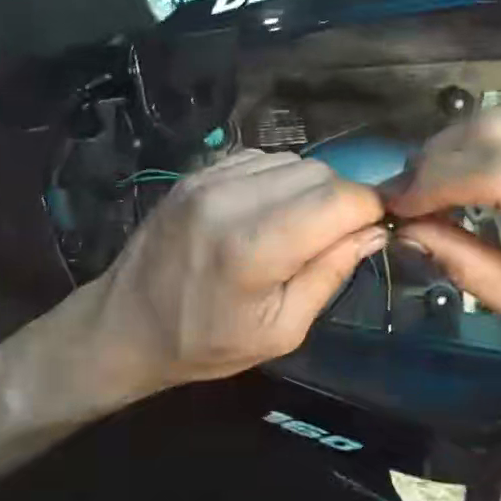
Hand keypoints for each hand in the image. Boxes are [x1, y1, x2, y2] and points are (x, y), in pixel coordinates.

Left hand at [87, 150, 387, 394]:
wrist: (125, 323)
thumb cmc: (204, 342)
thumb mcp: (281, 330)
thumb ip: (330, 274)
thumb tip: (374, 231)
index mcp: (252, 246)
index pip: (339, 200)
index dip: (370, 211)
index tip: (375, 231)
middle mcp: (231, 197)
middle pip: (320, 173)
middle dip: (343, 201)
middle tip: (336, 237)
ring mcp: (211, 177)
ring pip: (295, 160)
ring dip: (312, 189)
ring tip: (299, 227)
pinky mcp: (200, 170)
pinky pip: (264, 158)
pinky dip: (282, 180)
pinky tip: (270, 211)